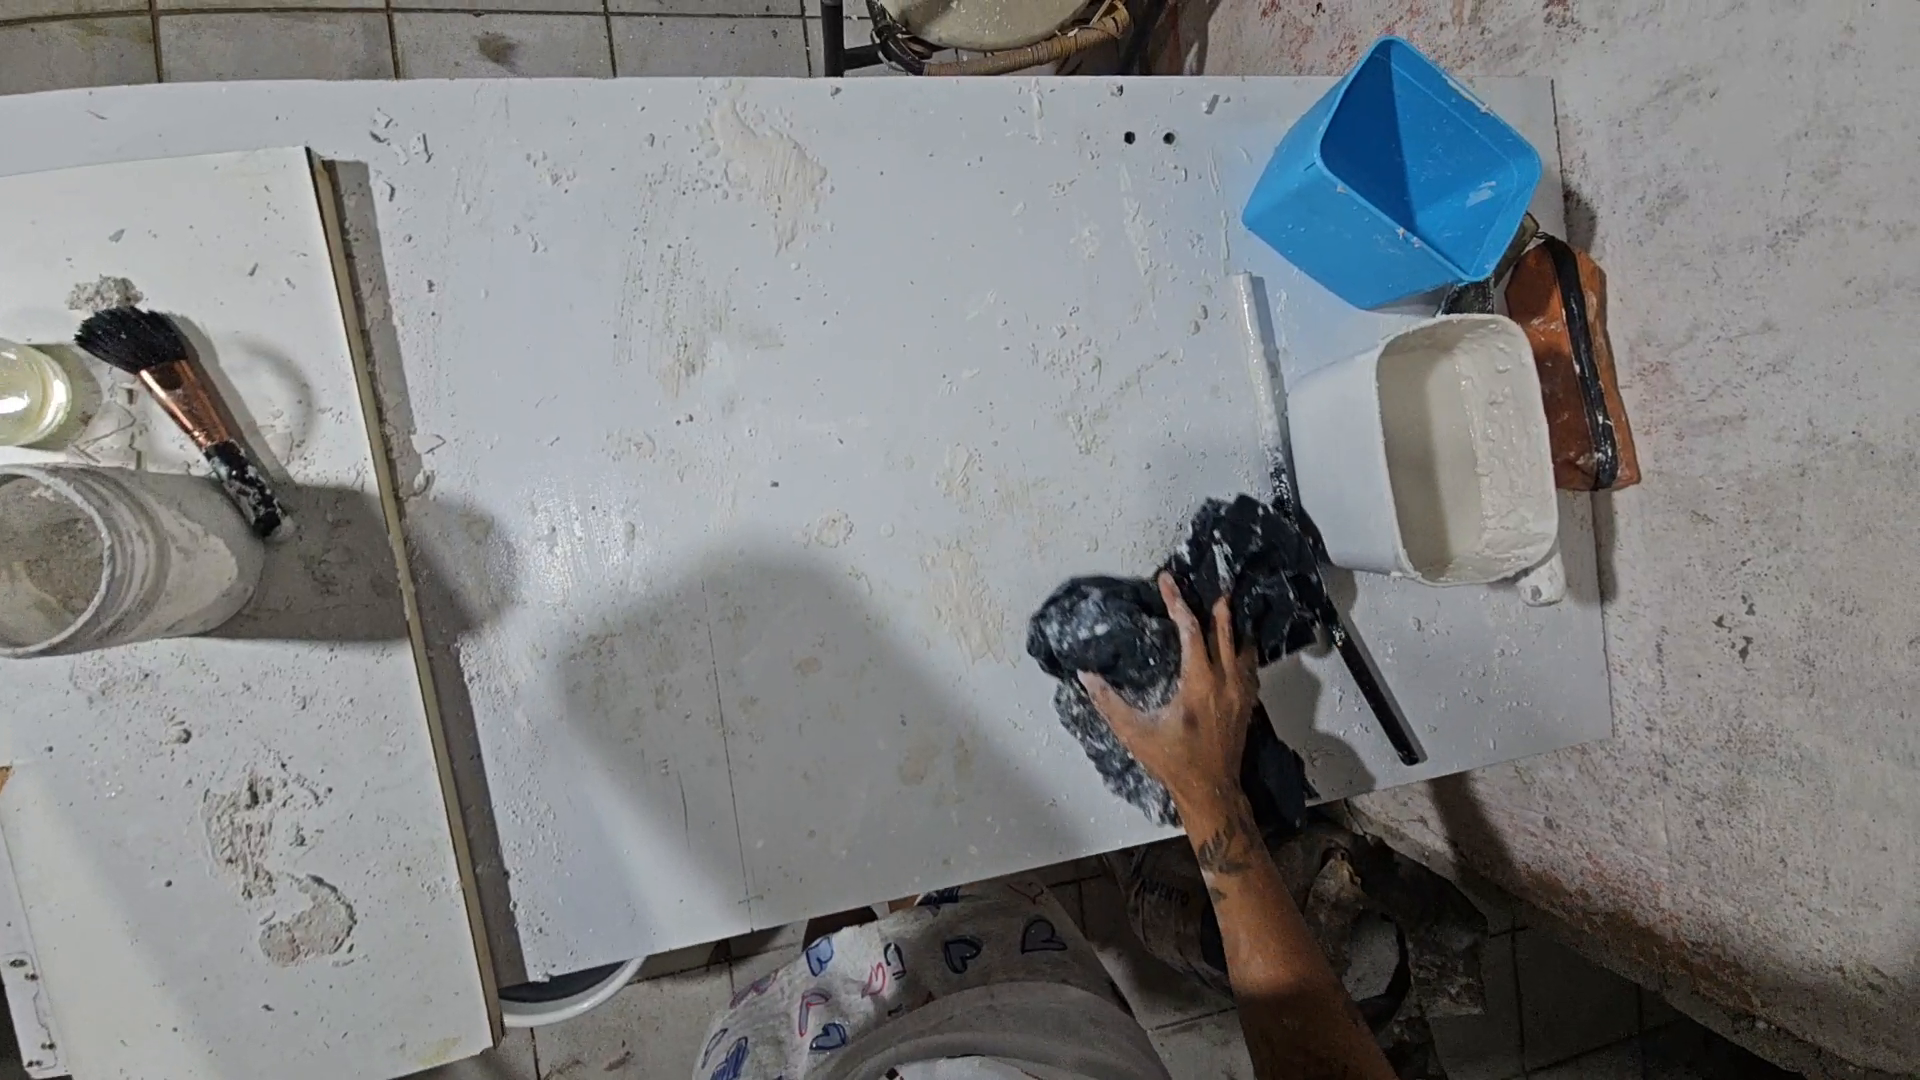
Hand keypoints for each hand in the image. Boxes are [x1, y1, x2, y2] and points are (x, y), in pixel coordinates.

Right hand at [1079, 572, 1258, 817]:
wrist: (1210, 790)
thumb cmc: (1172, 760)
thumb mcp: (1134, 732)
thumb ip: (1108, 702)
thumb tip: (1085, 675)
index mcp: (1199, 683)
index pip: (1190, 632)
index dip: (1177, 603)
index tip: (1167, 581)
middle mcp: (1225, 682)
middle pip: (1224, 632)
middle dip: (1215, 606)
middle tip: (1212, 583)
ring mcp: (1241, 693)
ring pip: (1242, 648)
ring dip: (1233, 625)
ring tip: (1227, 606)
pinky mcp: (1247, 704)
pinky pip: (1250, 666)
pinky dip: (1244, 649)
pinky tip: (1239, 645)